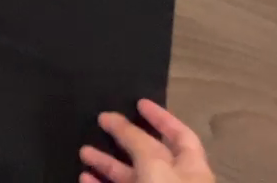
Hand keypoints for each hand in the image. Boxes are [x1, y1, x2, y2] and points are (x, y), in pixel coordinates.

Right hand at [79, 100, 213, 182]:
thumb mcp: (155, 165)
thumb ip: (136, 140)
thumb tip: (116, 119)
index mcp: (192, 172)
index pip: (182, 137)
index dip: (162, 118)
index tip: (138, 101)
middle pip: (151, 155)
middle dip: (123, 137)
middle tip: (100, 121)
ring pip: (132, 178)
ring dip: (107, 163)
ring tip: (83, 152)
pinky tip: (84, 178)